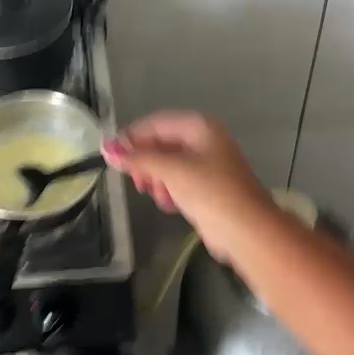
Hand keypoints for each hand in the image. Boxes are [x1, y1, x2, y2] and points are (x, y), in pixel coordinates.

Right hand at [102, 111, 275, 246]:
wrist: (247, 230)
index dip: (131, 137)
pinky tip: (167, 204)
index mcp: (200, 127)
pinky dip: (169, 190)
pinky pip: (179, 181)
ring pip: (168, 164)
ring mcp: (209, 164)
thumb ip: (137, 158)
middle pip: (161, 144)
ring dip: (156, 178)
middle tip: (135, 180)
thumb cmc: (210, 192)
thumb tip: (106, 148)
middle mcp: (205, 140)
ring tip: (152, 194)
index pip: (155, 124)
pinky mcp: (209, 187)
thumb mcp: (170, 170)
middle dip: (145, 161)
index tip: (110, 155)